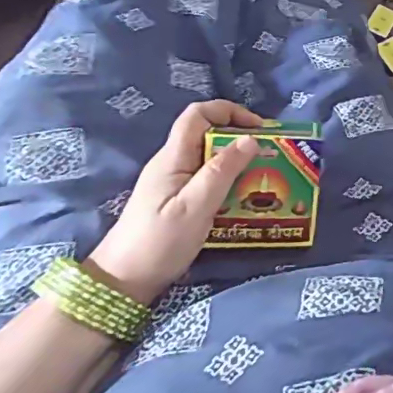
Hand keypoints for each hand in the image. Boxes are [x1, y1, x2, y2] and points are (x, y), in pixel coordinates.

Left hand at [88, 101, 263, 303]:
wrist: (123, 281)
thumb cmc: (159, 242)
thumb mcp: (196, 206)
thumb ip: (222, 171)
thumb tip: (250, 139)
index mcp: (173, 157)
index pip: (198, 115)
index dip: (230, 112)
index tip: (259, 129)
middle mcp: (172, 163)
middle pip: (207, 134)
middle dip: (239, 139)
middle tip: (269, 157)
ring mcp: (172, 182)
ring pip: (208, 159)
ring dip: (236, 163)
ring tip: (262, 179)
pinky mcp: (175, 201)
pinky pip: (205, 180)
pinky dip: (227, 182)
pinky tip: (242, 200)